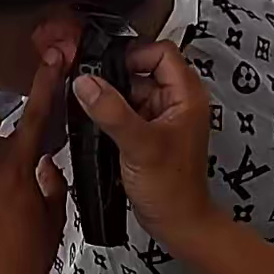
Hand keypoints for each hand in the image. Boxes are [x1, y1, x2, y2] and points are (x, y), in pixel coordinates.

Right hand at [72, 40, 220, 244]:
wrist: (176, 222)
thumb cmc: (173, 189)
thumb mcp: (140, 145)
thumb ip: (112, 112)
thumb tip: (86, 83)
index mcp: (187, 97)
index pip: (162, 52)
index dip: (134, 53)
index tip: (108, 66)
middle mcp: (178, 103)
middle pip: (143, 69)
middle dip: (116, 75)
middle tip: (91, 85)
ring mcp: (163, 118)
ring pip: (132, 90)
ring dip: (112, 95)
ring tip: (93, 106)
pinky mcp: (149, 133)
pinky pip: (127, 110)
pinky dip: (112, 112)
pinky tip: (98, 122)